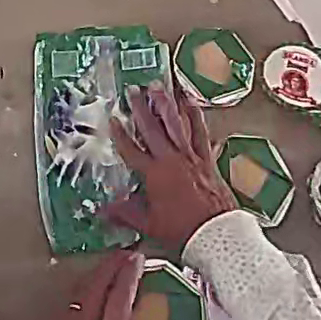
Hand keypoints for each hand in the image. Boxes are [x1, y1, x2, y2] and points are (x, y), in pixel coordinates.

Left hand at [2, 250, 152, 319]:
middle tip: (128, 253)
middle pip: (97, 287)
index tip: (140, 257)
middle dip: (111, 265)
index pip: (120, 301)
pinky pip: (73, 307)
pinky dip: (86, 294)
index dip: (130, 276)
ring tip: (112, 269)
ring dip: (97, 277)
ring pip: (82, 294)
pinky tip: (93, 300)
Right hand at [105, 84, 238, 250]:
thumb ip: (126, 213)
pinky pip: (200, 132)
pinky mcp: (207, 158)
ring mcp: (191, 156)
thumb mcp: (149, 224)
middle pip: (152, 129)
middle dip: (141, 108)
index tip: (113, 119)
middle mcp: (172, 160)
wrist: (216, 232)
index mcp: (154, 174)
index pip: (131, 150)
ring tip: (159, 86)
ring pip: (176, 124)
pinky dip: (195, 116)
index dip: (120, 134)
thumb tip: (103, 211)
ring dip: (166, 104)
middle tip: (133, 90)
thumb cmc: (183, 230)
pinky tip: (191, 103)